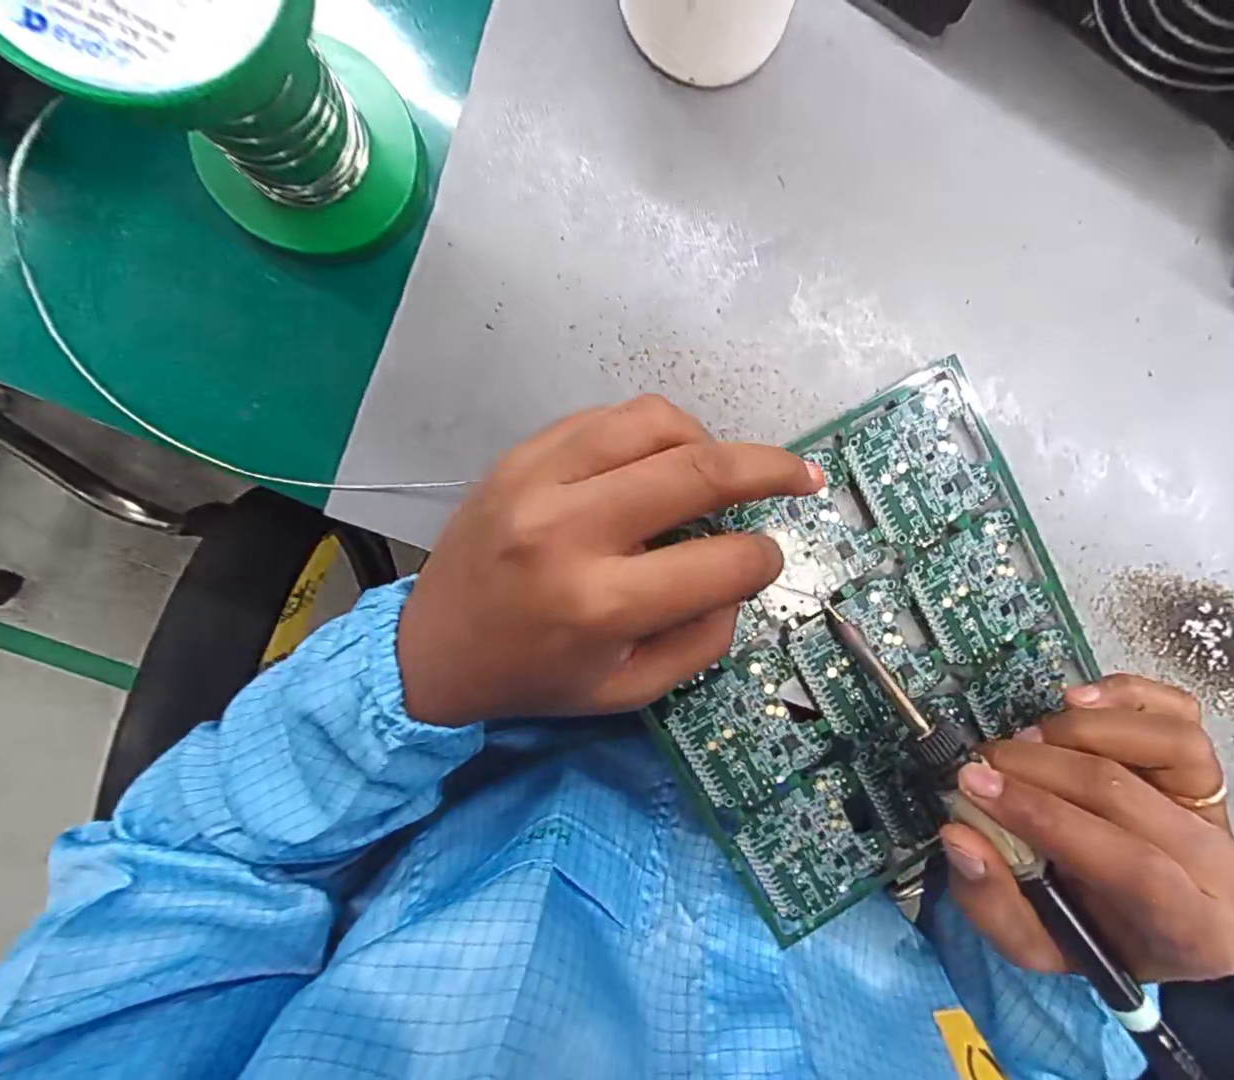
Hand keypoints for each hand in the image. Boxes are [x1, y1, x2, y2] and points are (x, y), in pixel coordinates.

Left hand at [397, 395, 821, 726]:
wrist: (431, 647)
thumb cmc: (532, 677)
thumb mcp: (626, 690)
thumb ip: (701, 639)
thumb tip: (741, 575)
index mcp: (599, 604)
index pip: (721, 563)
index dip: (763, 560)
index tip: (765, 559)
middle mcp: (568, 529)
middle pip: (697, 469)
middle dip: (769, 468)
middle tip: (801, 474)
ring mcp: (536, 479)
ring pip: (653, 420)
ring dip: (706, 439)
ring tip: (716, 469)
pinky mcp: (518, 455)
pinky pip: (604, 418)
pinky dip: (648, 434)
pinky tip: (653, 463)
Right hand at [939, 674, 1233, 981]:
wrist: (1121, 910)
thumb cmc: (1078, 928)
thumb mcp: (1029, 944)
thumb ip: (991, 902)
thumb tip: (959, 833)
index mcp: (1193, 932)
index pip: (1134, 868)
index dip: (1046, 817)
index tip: (974, 784)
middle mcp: (1223, 872)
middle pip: (1129, 797)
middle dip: (1038, 770)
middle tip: (981, 761)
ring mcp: (1219, 814)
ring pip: (1171, 744)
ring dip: (1080, 732)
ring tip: (1026, 740)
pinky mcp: (1203, 769)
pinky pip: (1180, 712)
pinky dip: (1126, 694)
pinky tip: (1073, 698)